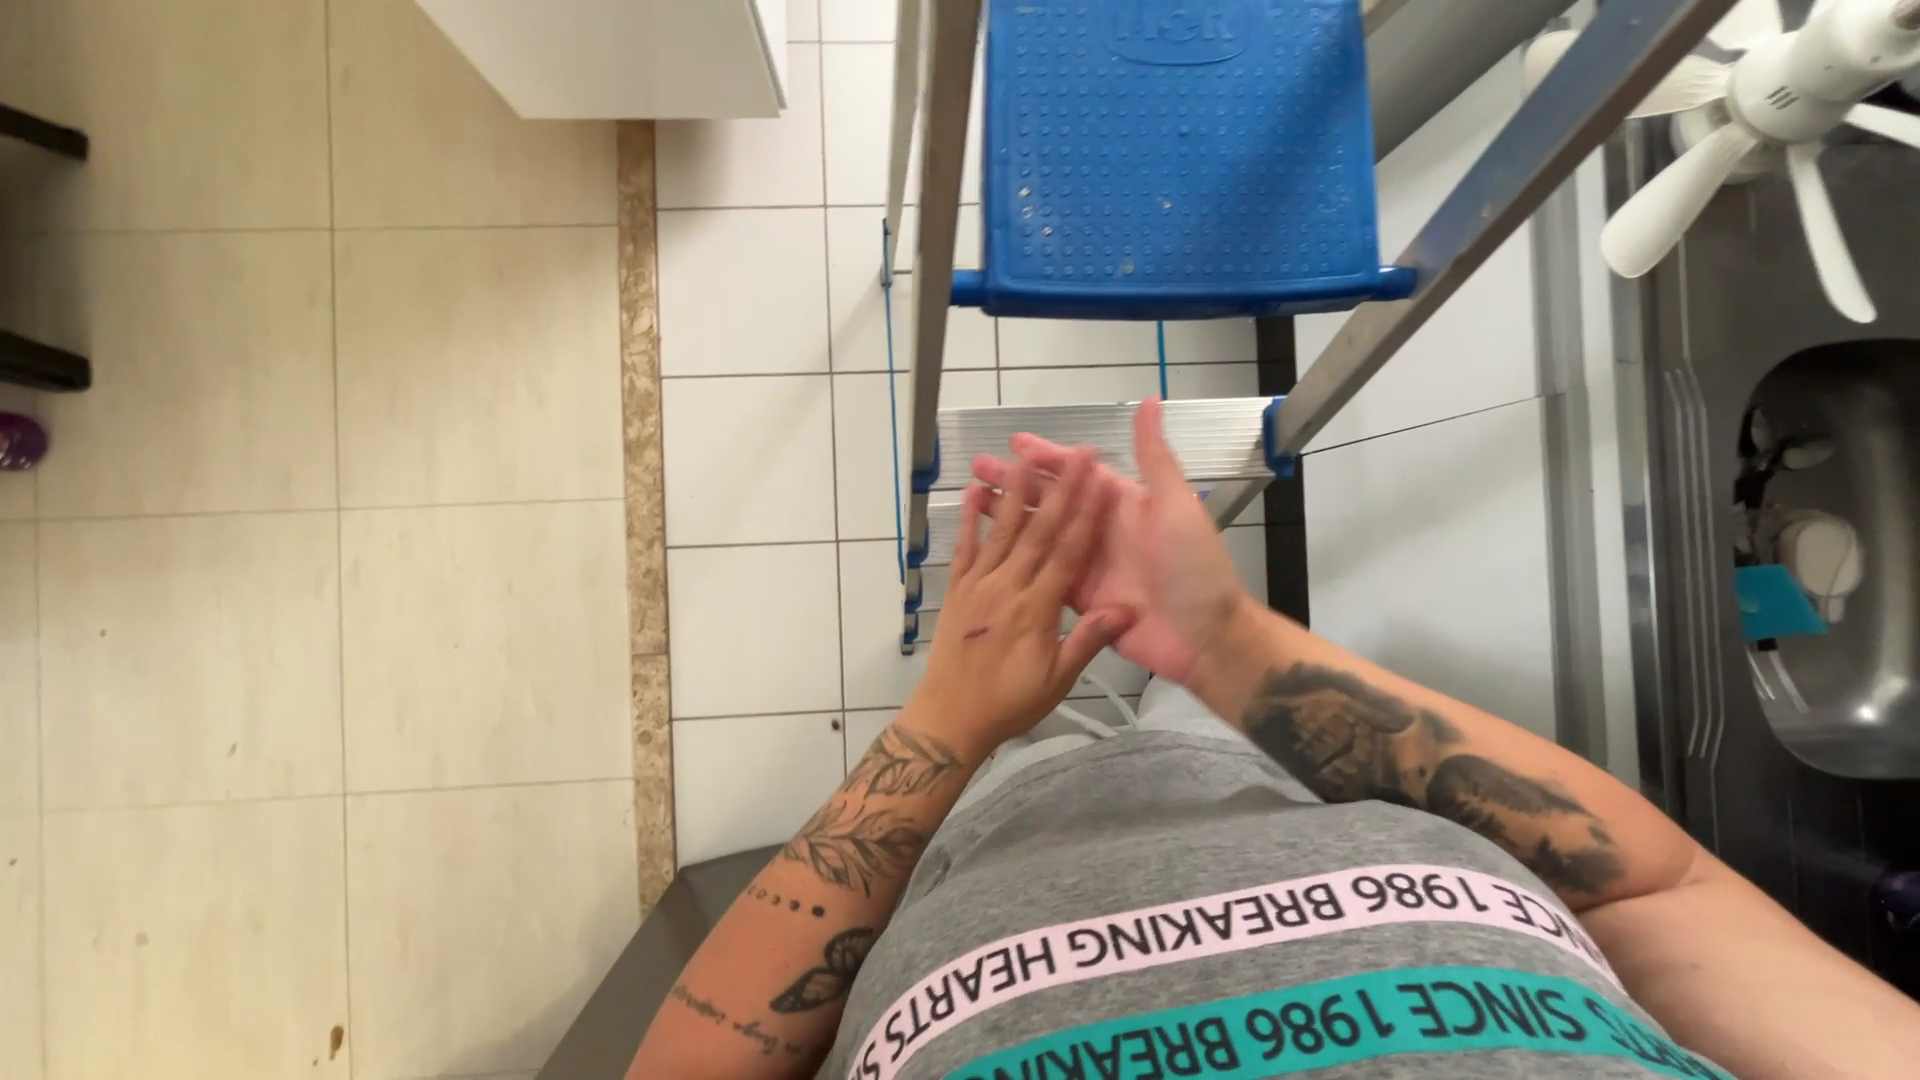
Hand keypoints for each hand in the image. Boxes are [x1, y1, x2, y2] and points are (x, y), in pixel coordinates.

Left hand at [909, 448, 1136, 762]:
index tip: (1101, 481)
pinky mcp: (955, 590)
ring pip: (1002, 532)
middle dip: (1060, 490)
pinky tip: (975, 493)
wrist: (950, 717)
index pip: (1068, 553)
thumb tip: (1126, 608)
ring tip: (1026, 458)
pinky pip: (964, 548)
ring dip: (1015, 493)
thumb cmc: (1009, 703)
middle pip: (1038, 532)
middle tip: (1076, 456)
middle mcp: (1007, 588)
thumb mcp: (1056, 681)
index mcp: (1036, 609)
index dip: (1086, 514)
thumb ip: (1087, 641)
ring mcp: (977, 585)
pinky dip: (970, 520)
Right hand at [969, 398, 1256, 684]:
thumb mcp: (1176, 505)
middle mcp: (1098, 530)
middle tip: (978, 468)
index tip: (1014, 443)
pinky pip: (1040, 574)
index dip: (1045, 457)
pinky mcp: (1077, 599)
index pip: (1076, 473)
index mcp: (1121, 504)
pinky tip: (989, 553)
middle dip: (1013, 483)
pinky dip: (1016, 561)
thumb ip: (1154, 456)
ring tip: (974, 503)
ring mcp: (1085, 565)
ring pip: (1037, 535)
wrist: (1204, 637)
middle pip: (1048, 500)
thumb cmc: (1195, 566)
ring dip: (1007, 519)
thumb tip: (1149, 401)